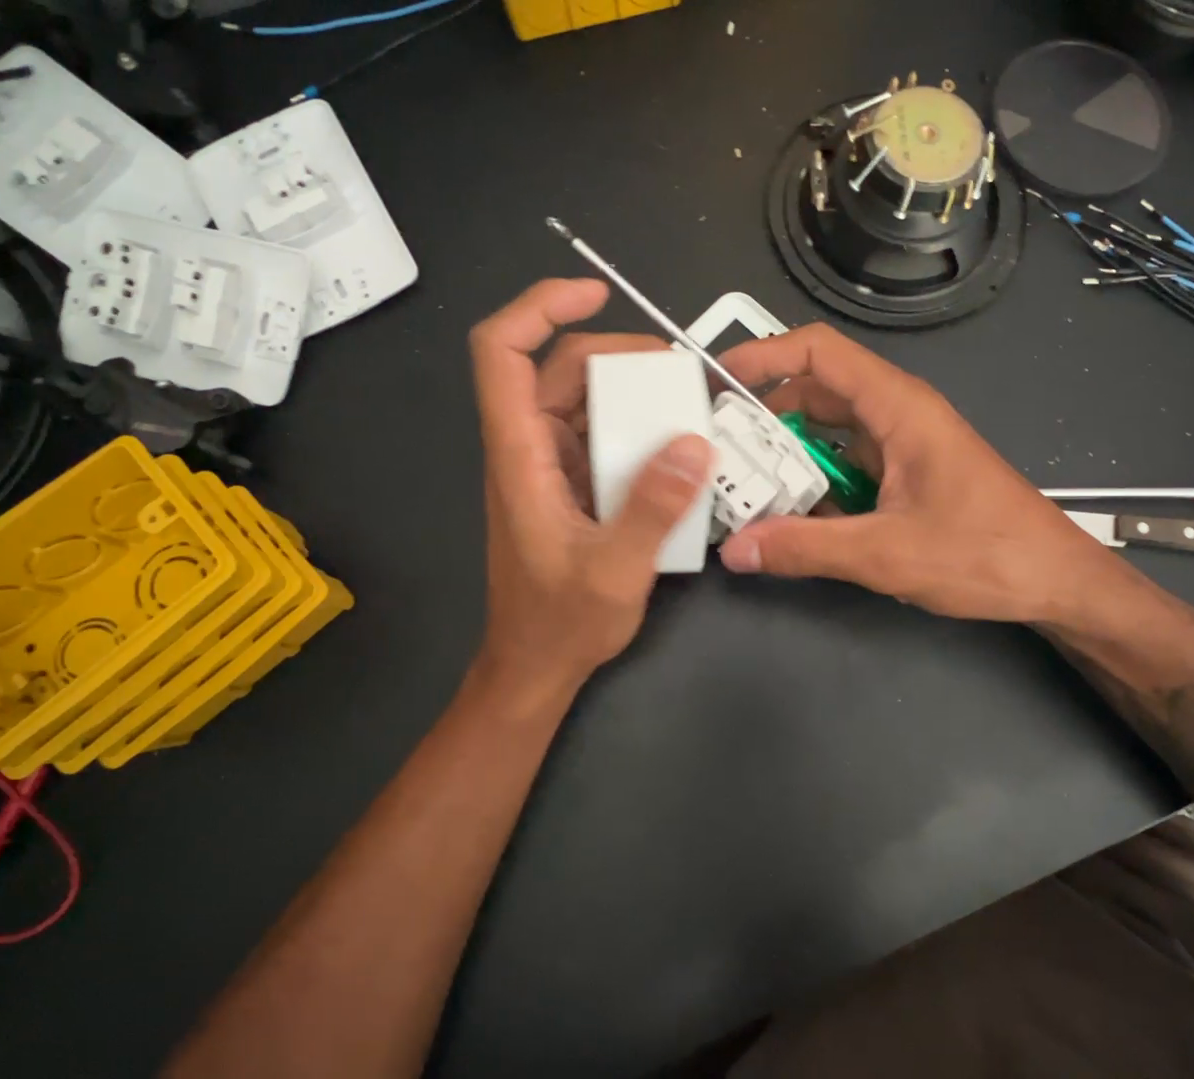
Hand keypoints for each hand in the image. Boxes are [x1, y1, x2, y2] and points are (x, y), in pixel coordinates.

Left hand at [469, 279, 712, 689]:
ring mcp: (548, 468)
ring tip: (687, 405)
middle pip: (556, 370)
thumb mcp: (614, 571)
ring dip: (631, 392)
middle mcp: (528, 450)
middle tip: (679, 373)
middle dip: (616, 355)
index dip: (539, 308)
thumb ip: (653, 508)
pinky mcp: (569, 488)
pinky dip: (635, 428)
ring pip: (582, 401)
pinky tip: (674, 448)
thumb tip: (693, 442)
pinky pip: (599, 437)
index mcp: (520, 457)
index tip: (596, 295)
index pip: (500, 354)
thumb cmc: (560, 623)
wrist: (534, 667)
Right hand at [714, 323, 1113, 623]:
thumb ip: (805, 548)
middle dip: (765, 416)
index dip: (763, 356)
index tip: (718, 384)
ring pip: (830, 432)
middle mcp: (898, 415)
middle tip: (718, 451)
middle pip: (816, 392)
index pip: (820, 351)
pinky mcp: (908, 475)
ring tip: (744, 486)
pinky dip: (816, 483)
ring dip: (789, 455)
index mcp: (898, 407)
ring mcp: (904, 445)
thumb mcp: (886, 554)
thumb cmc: (985, 553)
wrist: (1055, 581)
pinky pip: (848, 465)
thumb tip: (737, 549)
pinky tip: (792, 518)